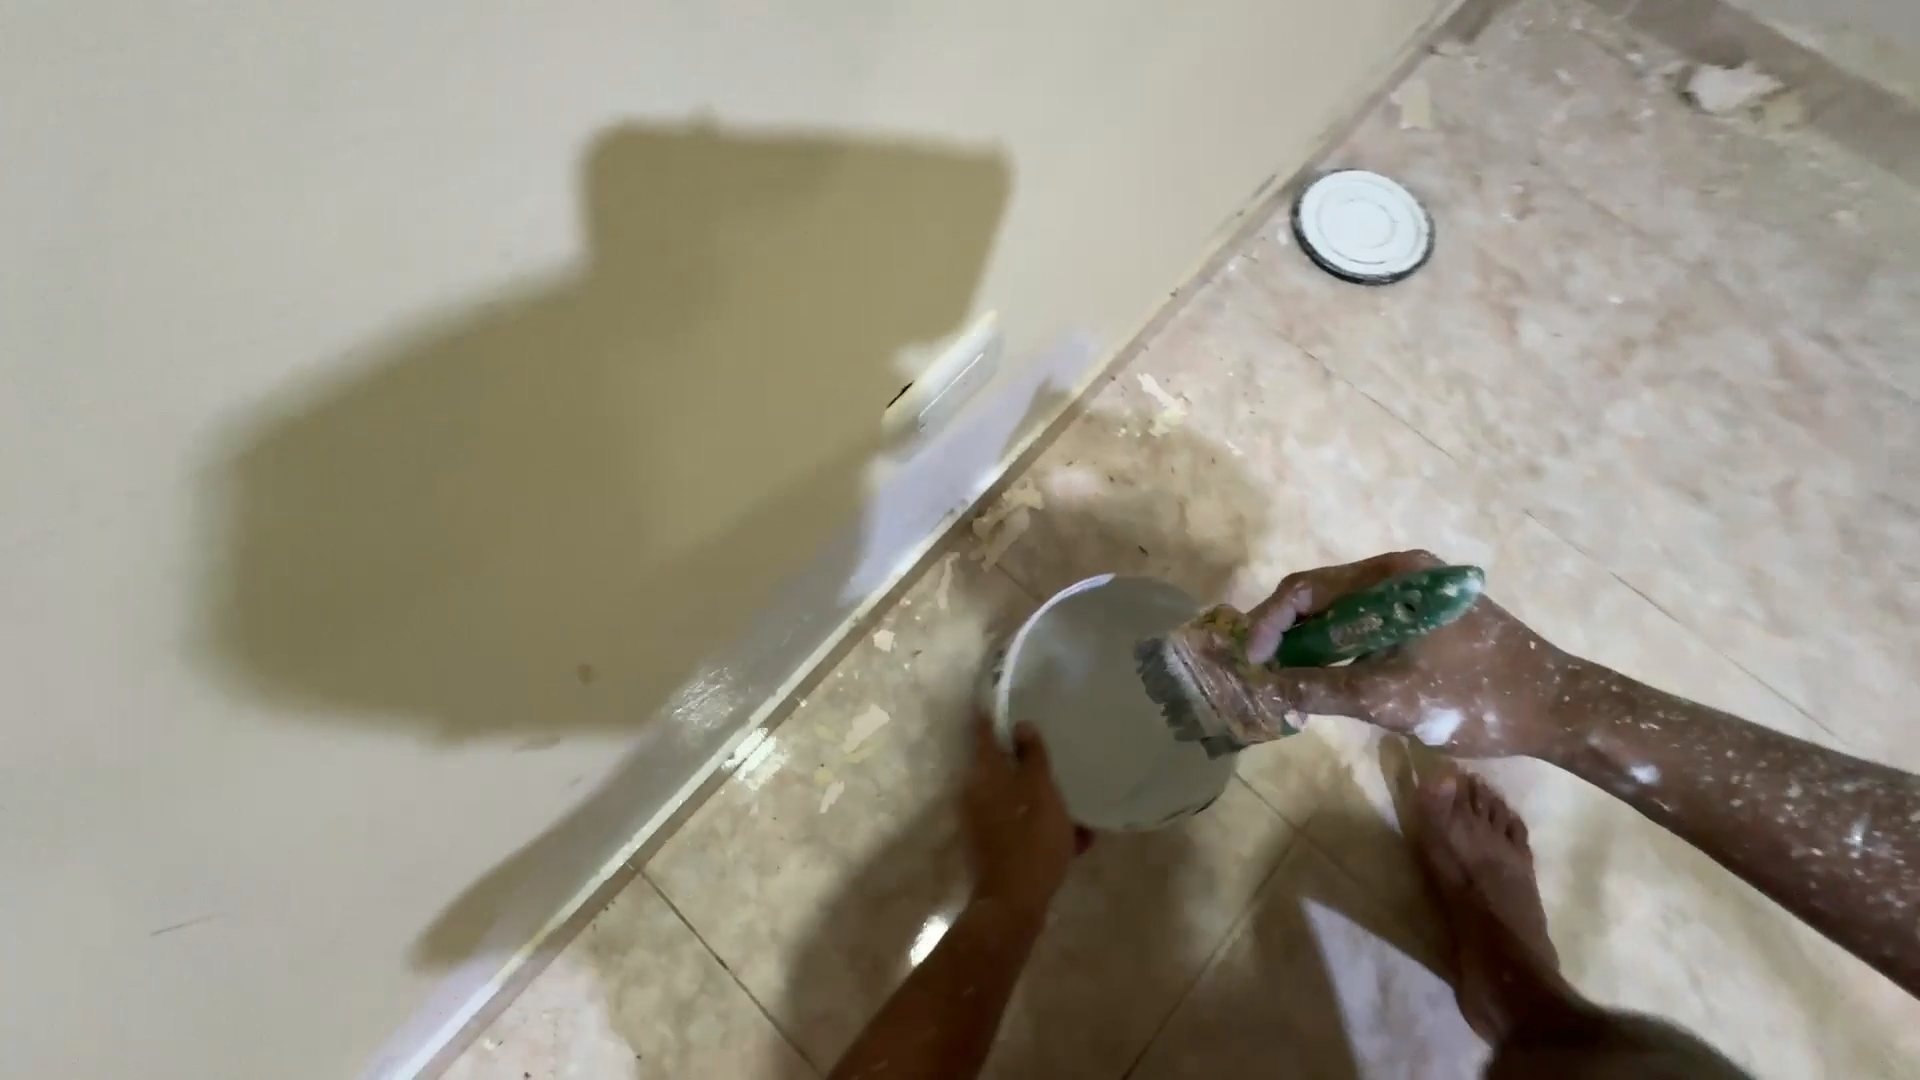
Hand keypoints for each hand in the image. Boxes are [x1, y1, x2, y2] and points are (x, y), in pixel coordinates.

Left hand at [962, 715, 1091, 909]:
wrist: (1013, 905)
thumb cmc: (1030, 840)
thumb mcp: (1040, 791)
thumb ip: (1032, 756)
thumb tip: (1021, 725)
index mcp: (985, 773)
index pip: (983, 731)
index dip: (993, 713)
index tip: (1005, 698)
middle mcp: (976, 793)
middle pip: (1001, 765)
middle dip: (1026, 759)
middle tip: (1052, 747)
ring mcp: (982, 822)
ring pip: (1015, 798)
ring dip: (1041, 797)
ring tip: (1074, 797)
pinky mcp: (994, 847)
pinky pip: (1021, 825)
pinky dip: (1043, 826)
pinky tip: (1077, 837)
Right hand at [1244, 550, 1576, 758]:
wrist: (1563, 711)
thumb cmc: (1475, 698)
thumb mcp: (1387, 699)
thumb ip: (1318, 690)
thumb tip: (1265, 688)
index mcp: (1390, 577)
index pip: (1304, 590)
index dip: (1268, 624)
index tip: (1251, 661)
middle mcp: (1398, 572)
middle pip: (1319, 596)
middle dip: (1284, 633)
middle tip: (1262, 669)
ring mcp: (1413, 591)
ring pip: (1340, 610)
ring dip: (1310, 642)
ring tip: (1287, 675)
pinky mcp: (1425, 612)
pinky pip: (1365, 622)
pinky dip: (1339, 646)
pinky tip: (1328, 673)